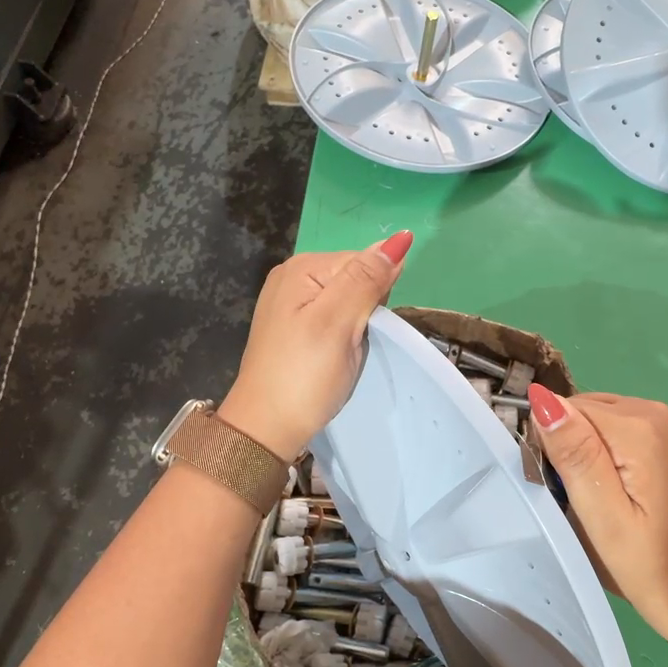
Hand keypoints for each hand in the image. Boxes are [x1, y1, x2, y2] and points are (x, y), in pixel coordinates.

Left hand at [219, 232, 413, 457]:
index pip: (364, 262)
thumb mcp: (338, 323)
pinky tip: (331, 357)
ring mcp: (290, 304)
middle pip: (356, 279)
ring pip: (348, 302)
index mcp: (303, 268)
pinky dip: (342, 337)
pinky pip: (333, 320)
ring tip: (340, 354)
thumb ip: (367, 279)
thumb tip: (400, 238)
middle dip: (366, 311)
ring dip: (355, 327)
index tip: (363, 328)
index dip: (375, 296)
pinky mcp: (292, 328)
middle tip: (350, 343)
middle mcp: (293, 276)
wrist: (266, 428)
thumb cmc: (305, 375)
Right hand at [527, 389, 667, 647]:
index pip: (567, 411)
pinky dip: (594, 449)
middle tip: (576, 495)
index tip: (561, 487)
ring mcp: (658, 418)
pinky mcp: (656, 430)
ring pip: (589, 416)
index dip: (553, 446)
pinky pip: (605, 424)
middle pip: (579, 409)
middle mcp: (652, 410)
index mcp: (640, 428)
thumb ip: (575, 453)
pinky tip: (603, 483)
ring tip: (591, 492)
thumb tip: (543, 398)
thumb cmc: (643, 559)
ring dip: (579, 449)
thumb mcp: (602, 514)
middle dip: (566, 445)